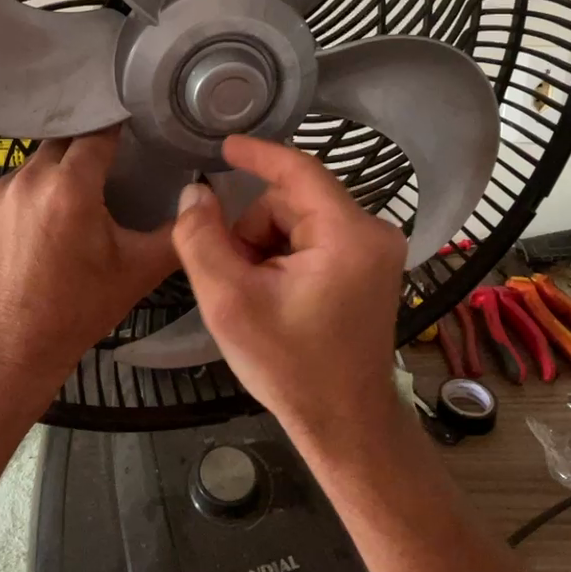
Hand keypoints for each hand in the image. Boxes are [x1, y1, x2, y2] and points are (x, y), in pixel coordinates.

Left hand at [0, 128, 179, 392]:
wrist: (12, 348)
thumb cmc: (80, 309)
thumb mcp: (139, 270)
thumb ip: (175, 232)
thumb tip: (201, 203)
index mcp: (71, 187)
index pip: (98, 133)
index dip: (118, 126)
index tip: (134, 127)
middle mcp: (30, 178)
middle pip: (65, 139)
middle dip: (87, 145)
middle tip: (111, 161)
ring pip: (38, 160)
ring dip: (58, 169)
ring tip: (76, 195)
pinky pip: (14, 182)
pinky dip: (33, 190)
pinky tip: (43, 219)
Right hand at [171, 135, 405, 445]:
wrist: (345, 425)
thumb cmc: (291, 367)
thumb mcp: (230, 303)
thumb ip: (201, 239)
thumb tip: (195, 193)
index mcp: (348, 234)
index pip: (298, 170)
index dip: (256, 154)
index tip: (222, 146)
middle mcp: (371, 232)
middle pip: (292, 200)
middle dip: (253, 228)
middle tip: (234, 275)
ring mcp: (375, 251)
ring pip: (299, 219)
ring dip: (266, 244)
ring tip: (256, 292)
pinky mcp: (369, 267)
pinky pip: (314, 238)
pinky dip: (284, 256)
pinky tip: (275, 294)